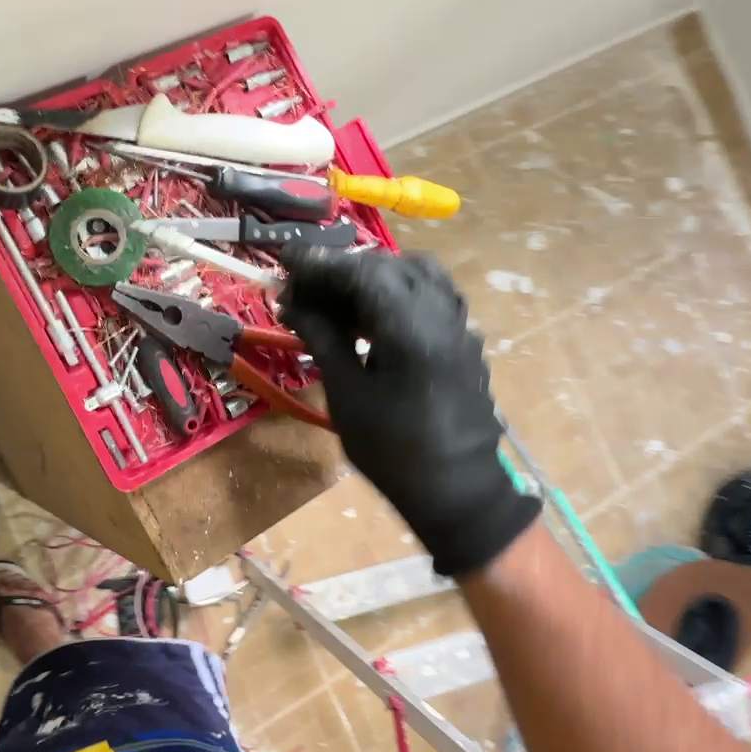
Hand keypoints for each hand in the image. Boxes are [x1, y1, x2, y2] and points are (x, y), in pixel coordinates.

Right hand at [280, 248, 540, 576]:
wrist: (457, 491)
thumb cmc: (393, 450)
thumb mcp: (348, 395)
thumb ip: (325, 339)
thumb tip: (296, 303)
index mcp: (411, 327)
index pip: (363, 272)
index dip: (321, 264)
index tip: (287, 261)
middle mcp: (442, 314)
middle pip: (389, 266)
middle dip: (343, 270)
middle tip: (304, 288)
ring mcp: (459, 326)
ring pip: (417, 275)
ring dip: (373, 277)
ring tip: (336, 298)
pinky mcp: (463, 341)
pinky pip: (431, 297)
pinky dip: (397, 293)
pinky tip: (371, 317)